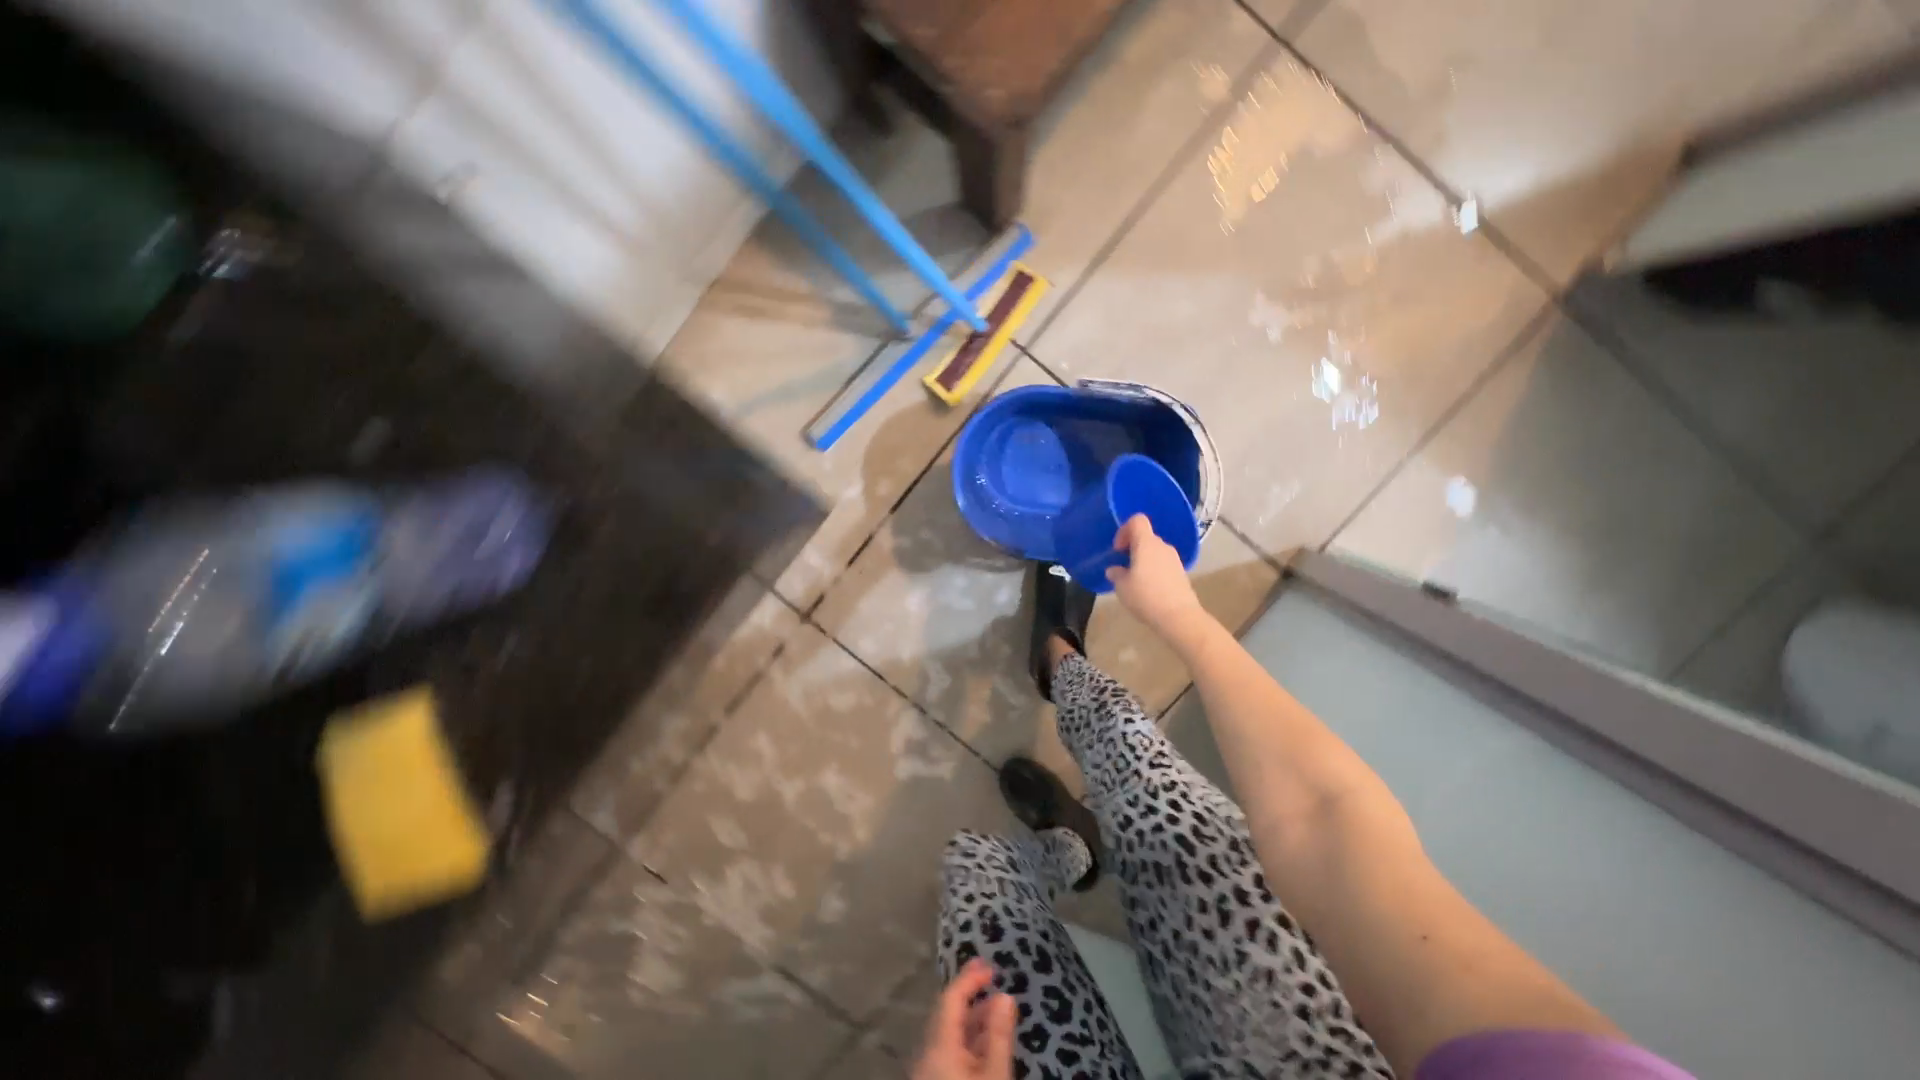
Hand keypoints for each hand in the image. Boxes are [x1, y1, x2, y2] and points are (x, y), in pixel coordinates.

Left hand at [912, 959, 1015, 1079]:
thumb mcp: (995, 1073)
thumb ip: (999, 1035)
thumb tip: (1005, 996)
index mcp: (938, 1045)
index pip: (950, 999)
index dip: (969, 978)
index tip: (989, 964)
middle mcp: (925, 1051)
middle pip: (946, 1012)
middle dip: (968, 991)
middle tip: (989, 971)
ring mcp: (927, 1067)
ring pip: (948, 1032)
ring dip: (971, 1015)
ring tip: (995, 1004)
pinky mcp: (932, 1078)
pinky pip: (949, 1048)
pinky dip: (967, 1036)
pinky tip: (986, 1037)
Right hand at [1106, 514, 1203, 634]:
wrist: (1179, 616)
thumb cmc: (1146, 597)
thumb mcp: (1122, 587)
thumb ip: (1116, 574)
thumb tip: (1114, 570)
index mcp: (1146, 543)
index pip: (1137, 521)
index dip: (1124, 530)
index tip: (1118, 549)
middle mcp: (1162, 546)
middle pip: (1146, 537)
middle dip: (1133, 549)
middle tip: (1124, 567)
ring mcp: (1175, 559)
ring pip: (1155, 552)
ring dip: (1144, 560)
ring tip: (1136, 581)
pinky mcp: (1181, 572)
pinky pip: (1163, 564)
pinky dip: (1154, 570)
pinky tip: (1149, 590)